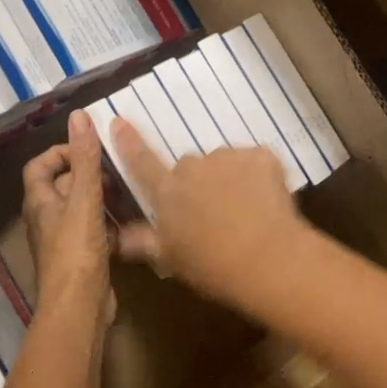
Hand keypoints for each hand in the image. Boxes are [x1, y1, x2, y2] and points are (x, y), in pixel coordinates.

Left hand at [21, 110, 115, 320]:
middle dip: (90, 174)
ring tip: (129, 190)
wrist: (80, 306)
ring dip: (104, 197)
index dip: (60, 152)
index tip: (89, 150)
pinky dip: (112, 222)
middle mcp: (48, 218)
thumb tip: (79, 116)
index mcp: (40, 202)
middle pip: (64, 185)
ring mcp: (65, 239)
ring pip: (83, 207)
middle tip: (117, 170)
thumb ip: (86, 159)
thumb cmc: (76, 250)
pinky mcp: (84, 256)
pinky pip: (97, 229)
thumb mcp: (85, 198)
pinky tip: (133, 221)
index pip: (39, 165)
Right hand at [109, 117, 313, 306]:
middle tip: (212, 211)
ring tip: (243, 210)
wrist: (267, 259)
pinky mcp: (261, 155)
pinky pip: (254, 160)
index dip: (129, 142)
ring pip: (223, 162)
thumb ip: (143, 242)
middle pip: (189, 166)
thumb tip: (119, 236)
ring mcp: (228, 157)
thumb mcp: (171, 259)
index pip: (141, 162)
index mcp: (167, 191)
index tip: (119, 121)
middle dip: (197, 183)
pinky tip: (264, 200)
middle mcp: (193, 166)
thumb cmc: (213, 267)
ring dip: (228, 178)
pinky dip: (257, 175)